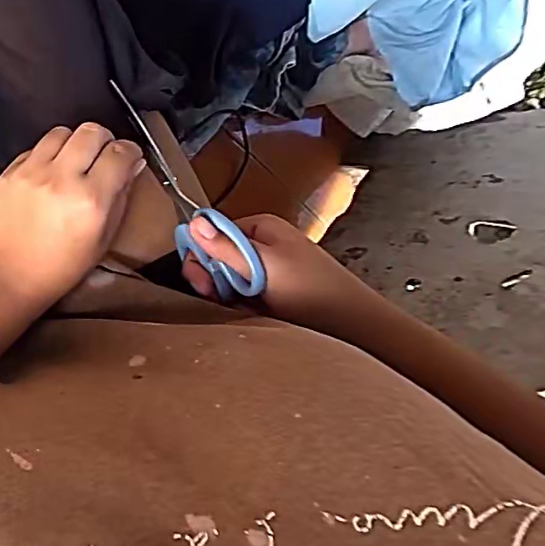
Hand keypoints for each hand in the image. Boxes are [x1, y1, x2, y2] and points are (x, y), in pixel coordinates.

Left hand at [0, 124, 146, 304]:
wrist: (15, 274)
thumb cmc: (63, 264)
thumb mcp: (105, 236)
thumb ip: (121, 196)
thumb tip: (132, 165)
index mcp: (90, 200)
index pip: (120, 153)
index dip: (130, 151)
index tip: (129, 156)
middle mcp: (61, 180)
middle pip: (92, 132)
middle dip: (104, 141)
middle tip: (104, 156)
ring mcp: (33, 173)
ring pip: (63, 132)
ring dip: (74, 143)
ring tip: (75, 163)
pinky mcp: (11, 172)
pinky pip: (37, 147)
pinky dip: (49, 155)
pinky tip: (51, 175)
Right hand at [182, 214, 380, 333]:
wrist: (349, 322)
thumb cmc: (313, 289)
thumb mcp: (262, 265)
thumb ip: (225, 246)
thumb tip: (195, 223)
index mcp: (259, 227)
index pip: (212, 233)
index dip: (201, 256)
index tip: (202, 281)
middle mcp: (261, 245)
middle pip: (217, 258)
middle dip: (214, 280)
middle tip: (222, 297)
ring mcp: (265, 270)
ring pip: (227, 281)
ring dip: (228, 297)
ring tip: (244, 306)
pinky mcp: (270, 293)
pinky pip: (241, 298)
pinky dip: (241, 307)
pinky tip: (252, 314)